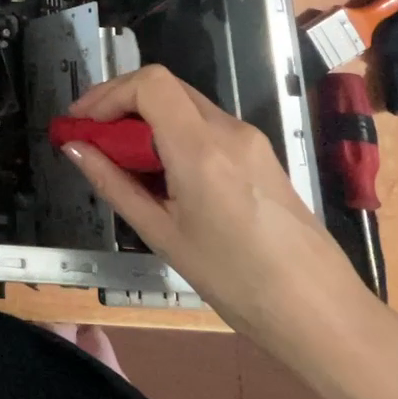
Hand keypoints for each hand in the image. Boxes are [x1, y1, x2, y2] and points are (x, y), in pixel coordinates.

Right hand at [62, 66, 368, 344]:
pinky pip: (205, 125)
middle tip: (90, 135)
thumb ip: (113, 183)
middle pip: (163, 86)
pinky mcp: (261, 156)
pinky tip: (160, 172)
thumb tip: (73, 148)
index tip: (81, 123)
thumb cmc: (236, 280)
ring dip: (143, 118)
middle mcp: (228, 132)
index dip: (107, 94)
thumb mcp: (161, 234)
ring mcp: (250, 141)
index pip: (149, 83)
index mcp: (201, 148)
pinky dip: (170, 132)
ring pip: (183, 104)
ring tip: (119, 158)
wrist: (324, 315)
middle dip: (118, 103)